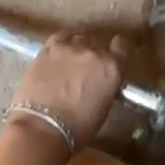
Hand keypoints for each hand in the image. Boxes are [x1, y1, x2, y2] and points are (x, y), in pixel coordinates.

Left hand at [10, 32, 125, 147]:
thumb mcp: (103, 107)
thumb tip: (103, 81)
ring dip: (77, 49)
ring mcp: (71, 46)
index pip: (121, 46)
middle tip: (85, 71)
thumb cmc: (78, 127)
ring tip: (68, 64)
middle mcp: (94, 51)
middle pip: (98, 44)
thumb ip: (107, 86)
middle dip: (94, 55)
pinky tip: (57, 54)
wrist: (43, 126)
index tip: (112, 59)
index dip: (117, 51)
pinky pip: (60, 37)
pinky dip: (61, 44)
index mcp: (112, 68)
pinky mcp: (49, 47)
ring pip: (78, 39)